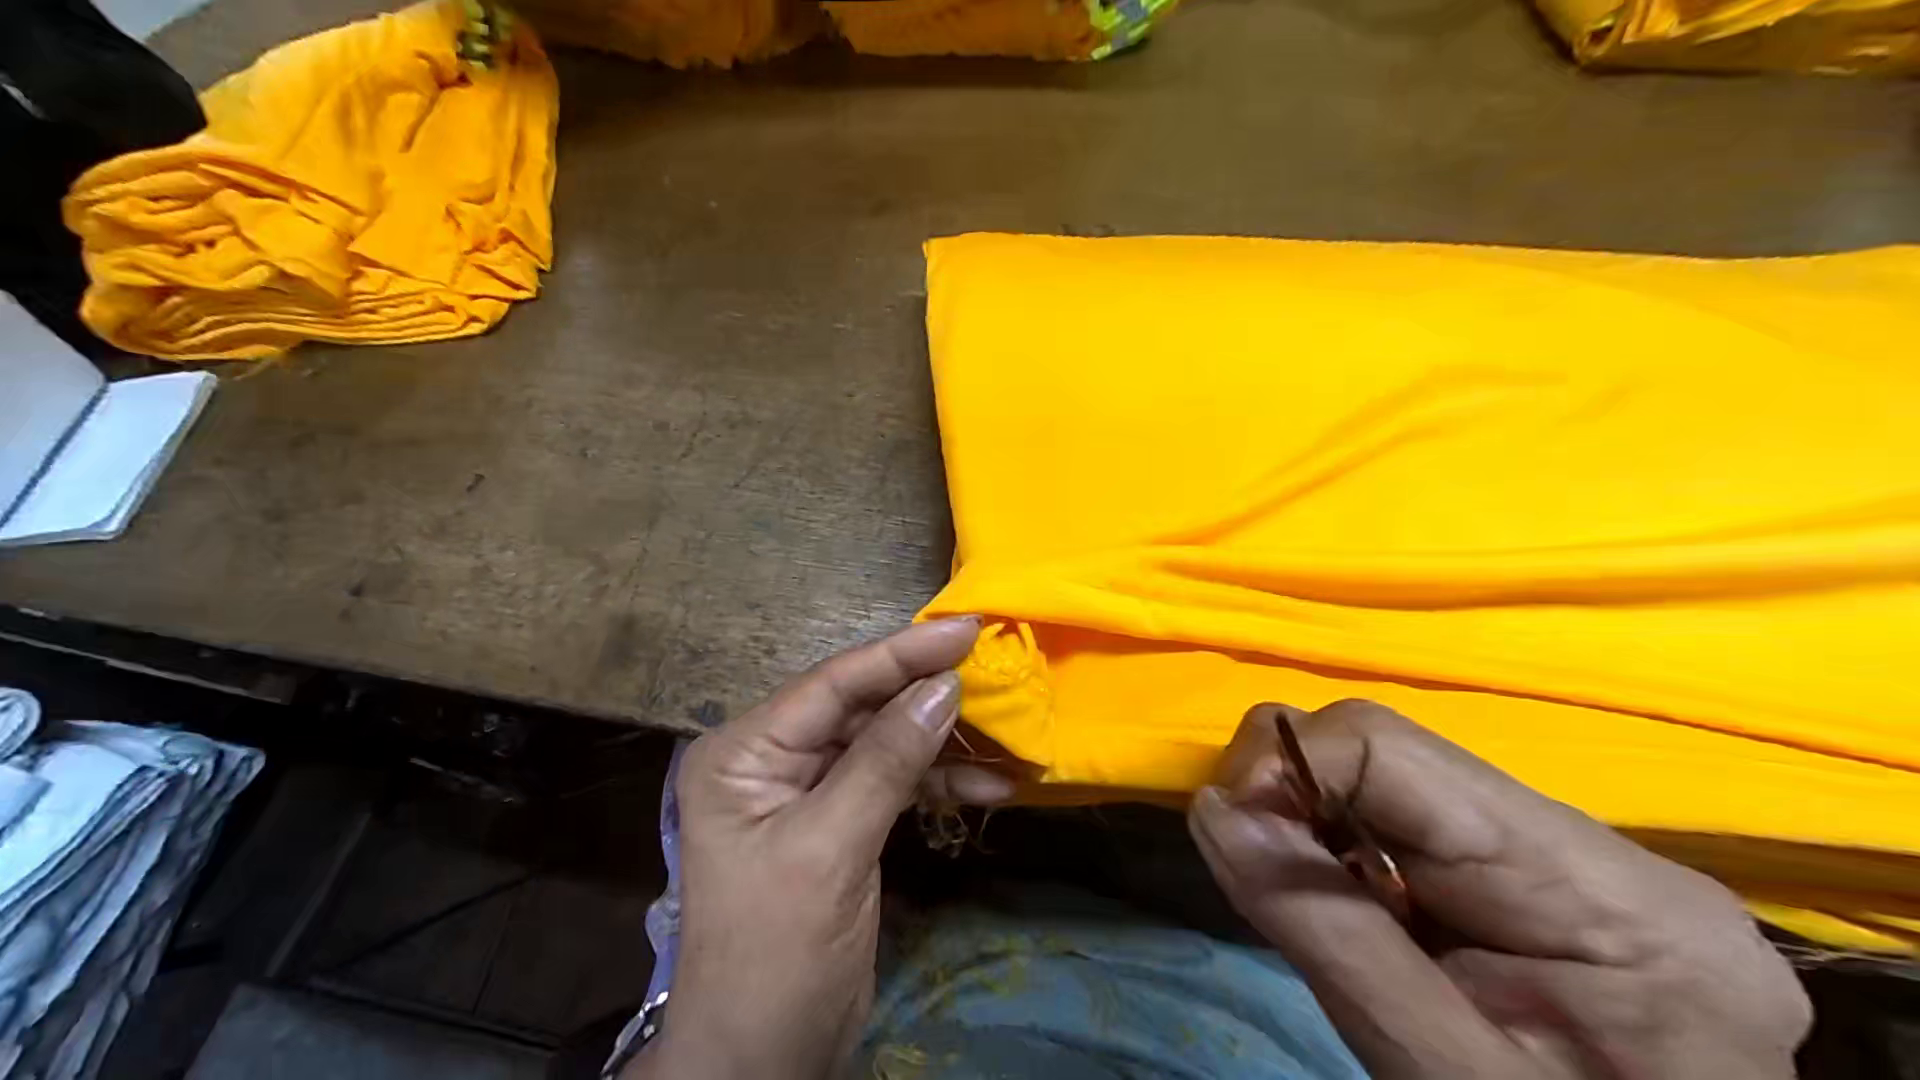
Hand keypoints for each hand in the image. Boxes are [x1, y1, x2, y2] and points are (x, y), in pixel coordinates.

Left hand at [628, 617, 1007, 1079]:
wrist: (760, 1063)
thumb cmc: (774, 954)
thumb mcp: (829, 850)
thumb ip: (886, 761)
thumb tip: (943, 687)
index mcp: (745, 750)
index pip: (833, 683)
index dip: (902, 653)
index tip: (967, 628)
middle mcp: (774, 756)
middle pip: (862, 706)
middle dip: (928, 694)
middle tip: (993, 670)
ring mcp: (808, 788)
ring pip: (885, 742)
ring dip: (943, 743)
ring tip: (1004, 735)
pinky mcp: (841, 819)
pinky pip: (894, 782)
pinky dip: (939, 784)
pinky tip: (990, 788)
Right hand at [1189, 701, 1809, 1079]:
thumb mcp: (1445, 1076)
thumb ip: (1330, 936)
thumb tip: (1212, 809)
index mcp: (1588, 882)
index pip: (1388, 747)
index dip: (1284, 763)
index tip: (1224, 827)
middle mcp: (1570, 839)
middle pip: (1375, 750)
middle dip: (1285, 793)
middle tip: (1257, 880)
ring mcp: (1544, 852)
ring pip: (1373, 782)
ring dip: (1305, 829)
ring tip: (1308, 913)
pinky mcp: (1514, 873)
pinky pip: (1391, 824)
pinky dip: (1333, 855)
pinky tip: (1343, 912)